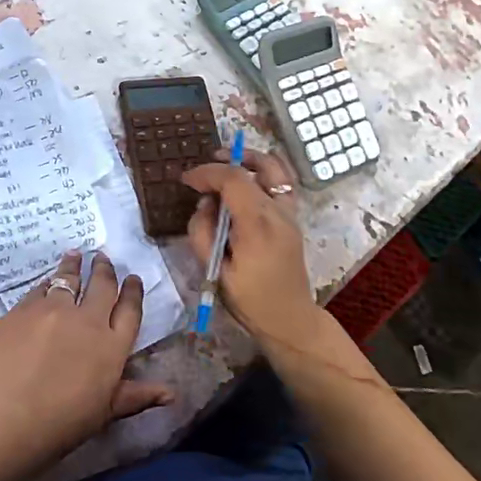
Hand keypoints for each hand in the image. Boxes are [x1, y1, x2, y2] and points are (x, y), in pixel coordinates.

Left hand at [0, 253, 170, 464]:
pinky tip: (46, 281)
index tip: (133, 279)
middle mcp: (88, 320)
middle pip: (103, 286)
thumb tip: (172, 393)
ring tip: (76, 255)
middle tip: (104, 259)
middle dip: (106, 270)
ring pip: (70, 278)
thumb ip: (134, 396)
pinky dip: (47, 282)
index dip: (133, 292)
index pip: (130, 310)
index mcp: (112, 347)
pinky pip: (41, 288)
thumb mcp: (102, 415)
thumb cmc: (57, 427)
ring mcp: (55, 309)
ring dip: (75, 265)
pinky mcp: (24, 308)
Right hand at [182, 151, 320, 341]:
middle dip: (228, 162)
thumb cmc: (250, 299)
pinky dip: (263, 173)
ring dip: (251, 160)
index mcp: (257, 223)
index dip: (206, 173)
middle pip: (255, 167)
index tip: (186, 180)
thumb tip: (205, 205)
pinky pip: (281, 182)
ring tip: (229, 164)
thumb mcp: (216, 270)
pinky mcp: (293, 218)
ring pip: (275, 168)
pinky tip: (246, 184)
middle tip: (208, 163)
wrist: (290, 319)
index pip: (232, 179)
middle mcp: (278, 210)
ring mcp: (290, 212)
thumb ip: (203, 232)